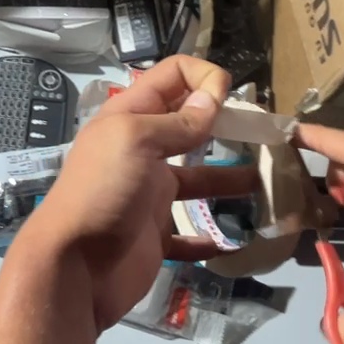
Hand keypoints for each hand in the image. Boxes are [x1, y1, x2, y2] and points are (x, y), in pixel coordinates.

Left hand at [14, 56, 259, 331]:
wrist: (75, 266)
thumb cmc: (103, 191)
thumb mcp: (136, 140)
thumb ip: (176, 121)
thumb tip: (212, 96)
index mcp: (130, 118)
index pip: (171, 76)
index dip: (203, 77)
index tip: (233, 97)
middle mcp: (140, 150)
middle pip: (187, 125)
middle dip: (223, 124)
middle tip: (265, 135)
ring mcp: (148, 193)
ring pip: (196, 178)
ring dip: (230, 179)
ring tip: (268, 185)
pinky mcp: (155, 233)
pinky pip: (191, 232)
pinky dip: (214, 236)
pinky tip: (238, 238)